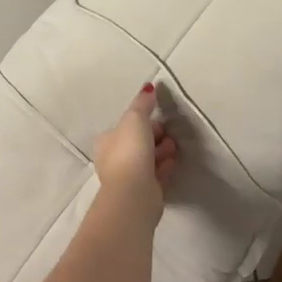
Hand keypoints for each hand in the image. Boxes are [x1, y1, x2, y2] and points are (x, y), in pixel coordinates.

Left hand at [92, 83, 178, 222]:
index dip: (142, 120)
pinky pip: (156, 174)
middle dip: (155, 136)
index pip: (126, 126)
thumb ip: (143, 102)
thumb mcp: (136, 117)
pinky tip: (173, 161)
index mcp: (107, 141)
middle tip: (168, 133)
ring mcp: (128, 178)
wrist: (134, 193)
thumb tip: (149, 88)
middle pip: (138, 142)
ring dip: (162, 150)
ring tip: (174, 147)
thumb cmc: (130, 150)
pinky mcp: (143, 193)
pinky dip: (165, 166)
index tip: (157, 118)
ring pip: (148, 159)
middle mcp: (114, 159)